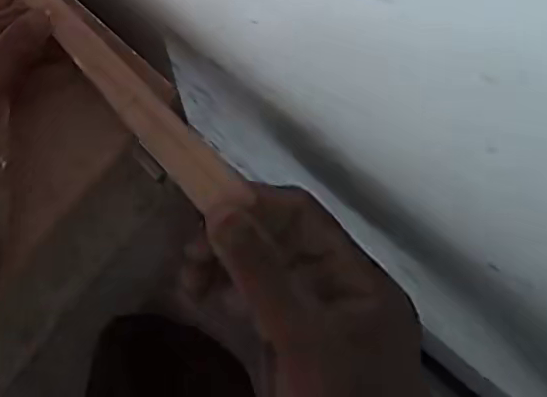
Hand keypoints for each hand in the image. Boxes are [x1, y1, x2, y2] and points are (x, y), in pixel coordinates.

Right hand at [186, 185, 425, 396]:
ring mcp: (314, 318)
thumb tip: (218, 205)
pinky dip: (221, 290)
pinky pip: (252, 298)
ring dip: (219, 263)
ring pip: (259, 266)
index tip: (206, 207)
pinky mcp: (290, 343)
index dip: (253, 203)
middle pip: (276, 238)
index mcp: (358, 281)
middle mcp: (338, 291)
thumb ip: (261, 271)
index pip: (302, 215)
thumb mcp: (300, 341)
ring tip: (188, 278)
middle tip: (190, 251)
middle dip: (228, 238)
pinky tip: (198, 297)